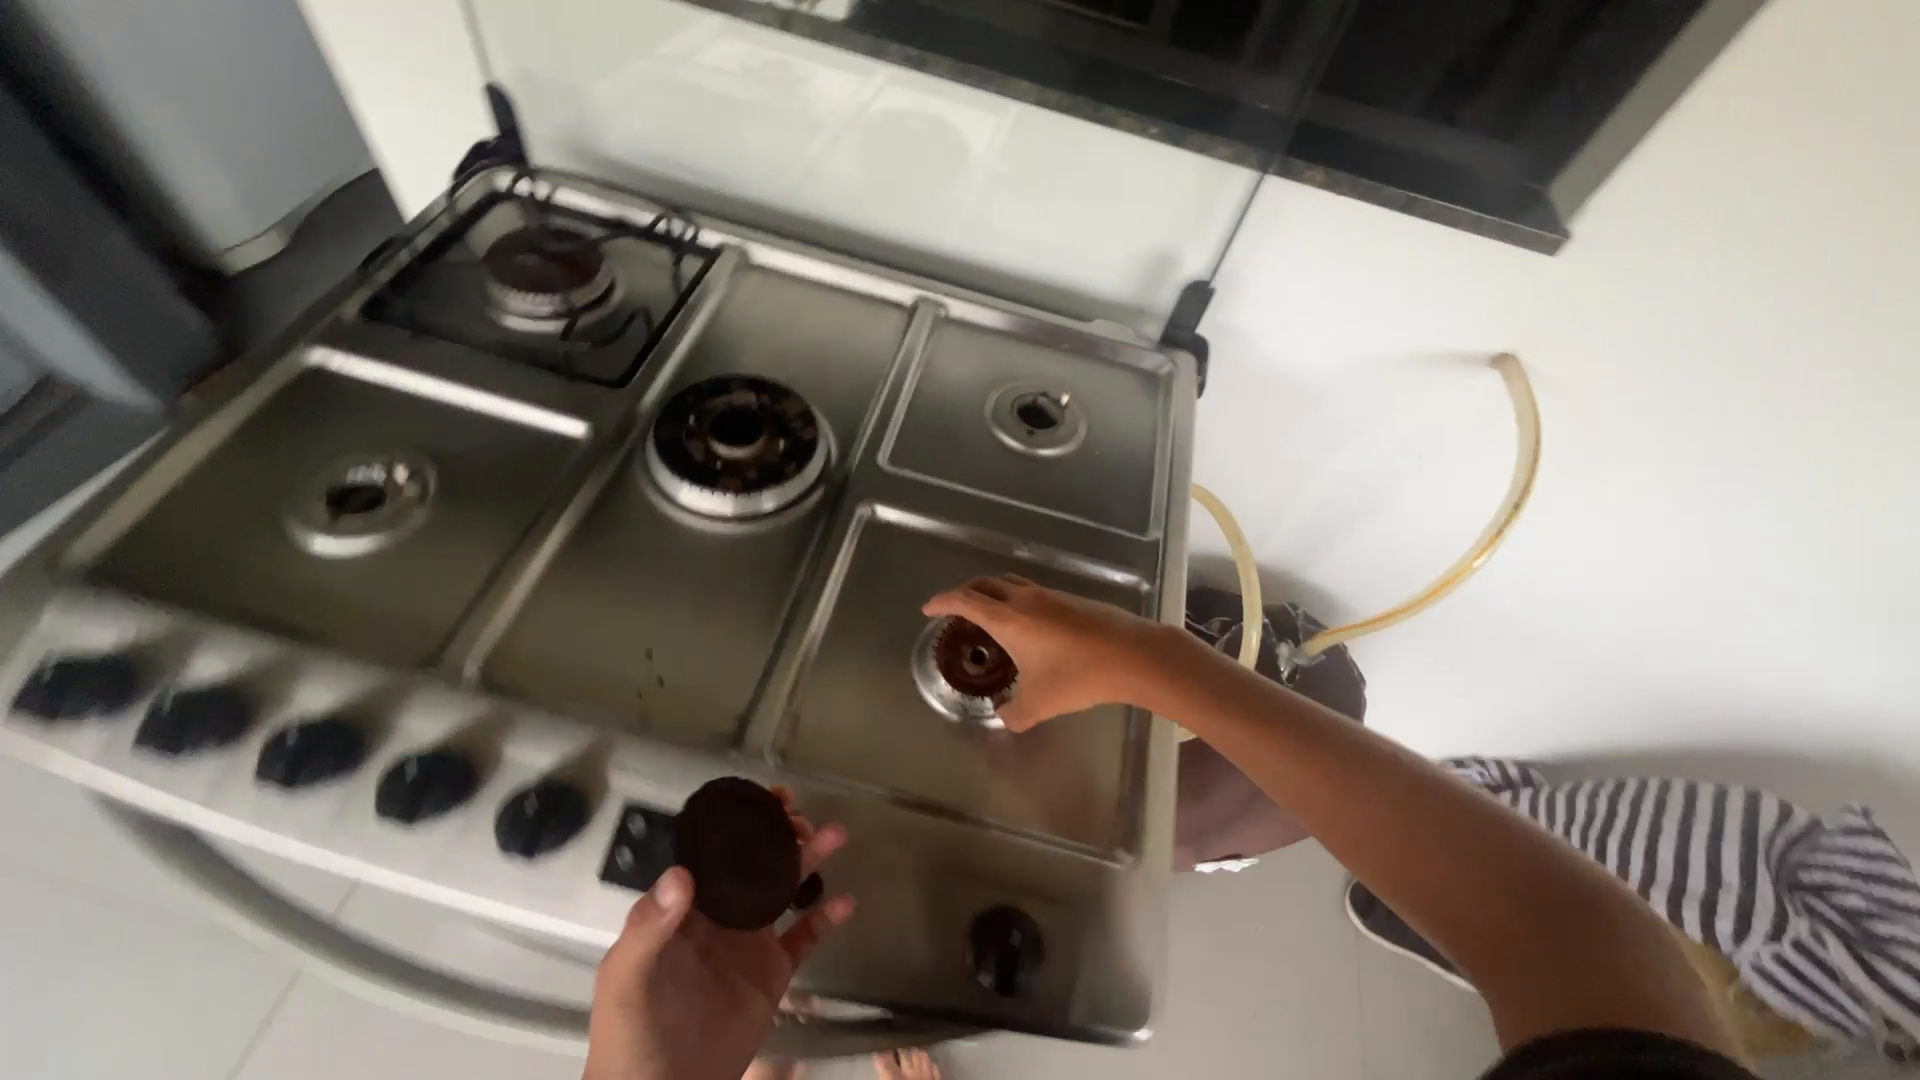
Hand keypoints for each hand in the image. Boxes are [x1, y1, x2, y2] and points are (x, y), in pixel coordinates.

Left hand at [585, 789, 854, 1079]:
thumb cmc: (632, 1036)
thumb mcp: (627, 980)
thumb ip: (649, 928)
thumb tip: (681, 874)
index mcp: (681, 909)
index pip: (711, 852)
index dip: (737, 823)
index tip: (763, 800)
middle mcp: (718, 916)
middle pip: (753, 863)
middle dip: (777, 833)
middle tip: (801, 816)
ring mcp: (748, 943)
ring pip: (783, 890)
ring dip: (808, 861)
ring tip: (834, 835)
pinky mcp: (772, 974)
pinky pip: (804, 938)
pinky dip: (826, 919)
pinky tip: (846, 902)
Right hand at [922, 575, 1169, 731]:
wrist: (1132, 654)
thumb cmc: (1078, 676)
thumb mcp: (1039, 705)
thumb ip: (1014, 714)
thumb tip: (1003, 717)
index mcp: (1008, 618)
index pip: (965, 600)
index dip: (942, 601)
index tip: (929, 608)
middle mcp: (1024, 599)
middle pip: (984, 583)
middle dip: (964, 592)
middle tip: (955, 609)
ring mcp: (1050, 596)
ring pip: (1010, 584)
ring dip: (992, 594)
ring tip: (989, 616)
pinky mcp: (1071, 599)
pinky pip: (1031, 593)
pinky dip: (1016, 601)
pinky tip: (1027, 626)